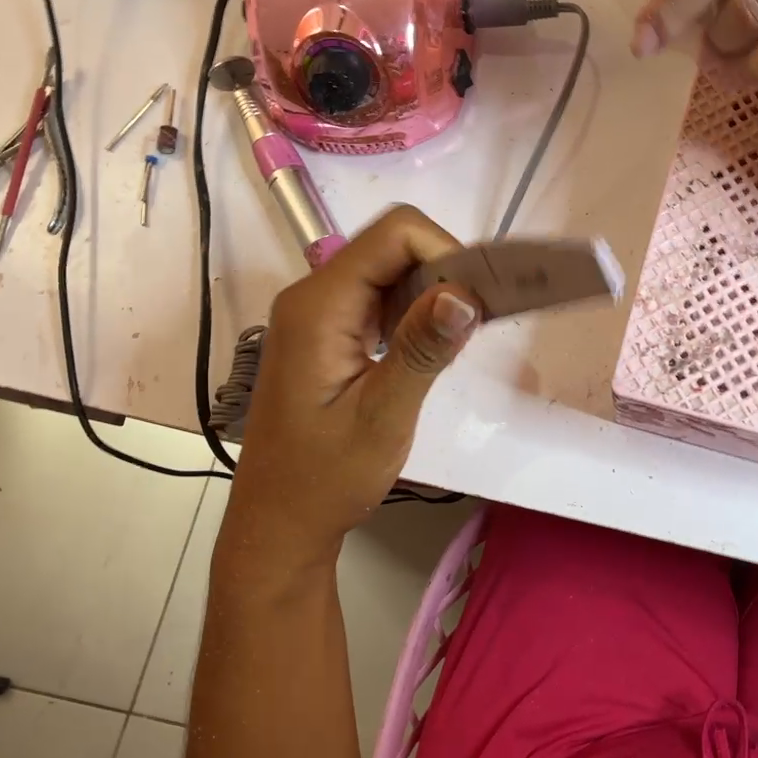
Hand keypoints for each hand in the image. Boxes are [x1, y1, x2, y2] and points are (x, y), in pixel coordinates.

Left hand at [232, 206, 480, 557]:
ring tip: (459, 339)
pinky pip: (380, 299)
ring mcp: (318, 314)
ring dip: (433, 292)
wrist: (280, 523)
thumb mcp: (382, 416)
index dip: (445, 252)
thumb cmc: (326, 477)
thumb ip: (422, 349)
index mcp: (319, 306)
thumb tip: (465, 292)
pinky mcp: (329, 334)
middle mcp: (314, 296)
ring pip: (390, 270)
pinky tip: (432, 348)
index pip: (394, 234)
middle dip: (444, 270)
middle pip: (393, 245)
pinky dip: (415, 312)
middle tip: (477, 323)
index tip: (476, 302)